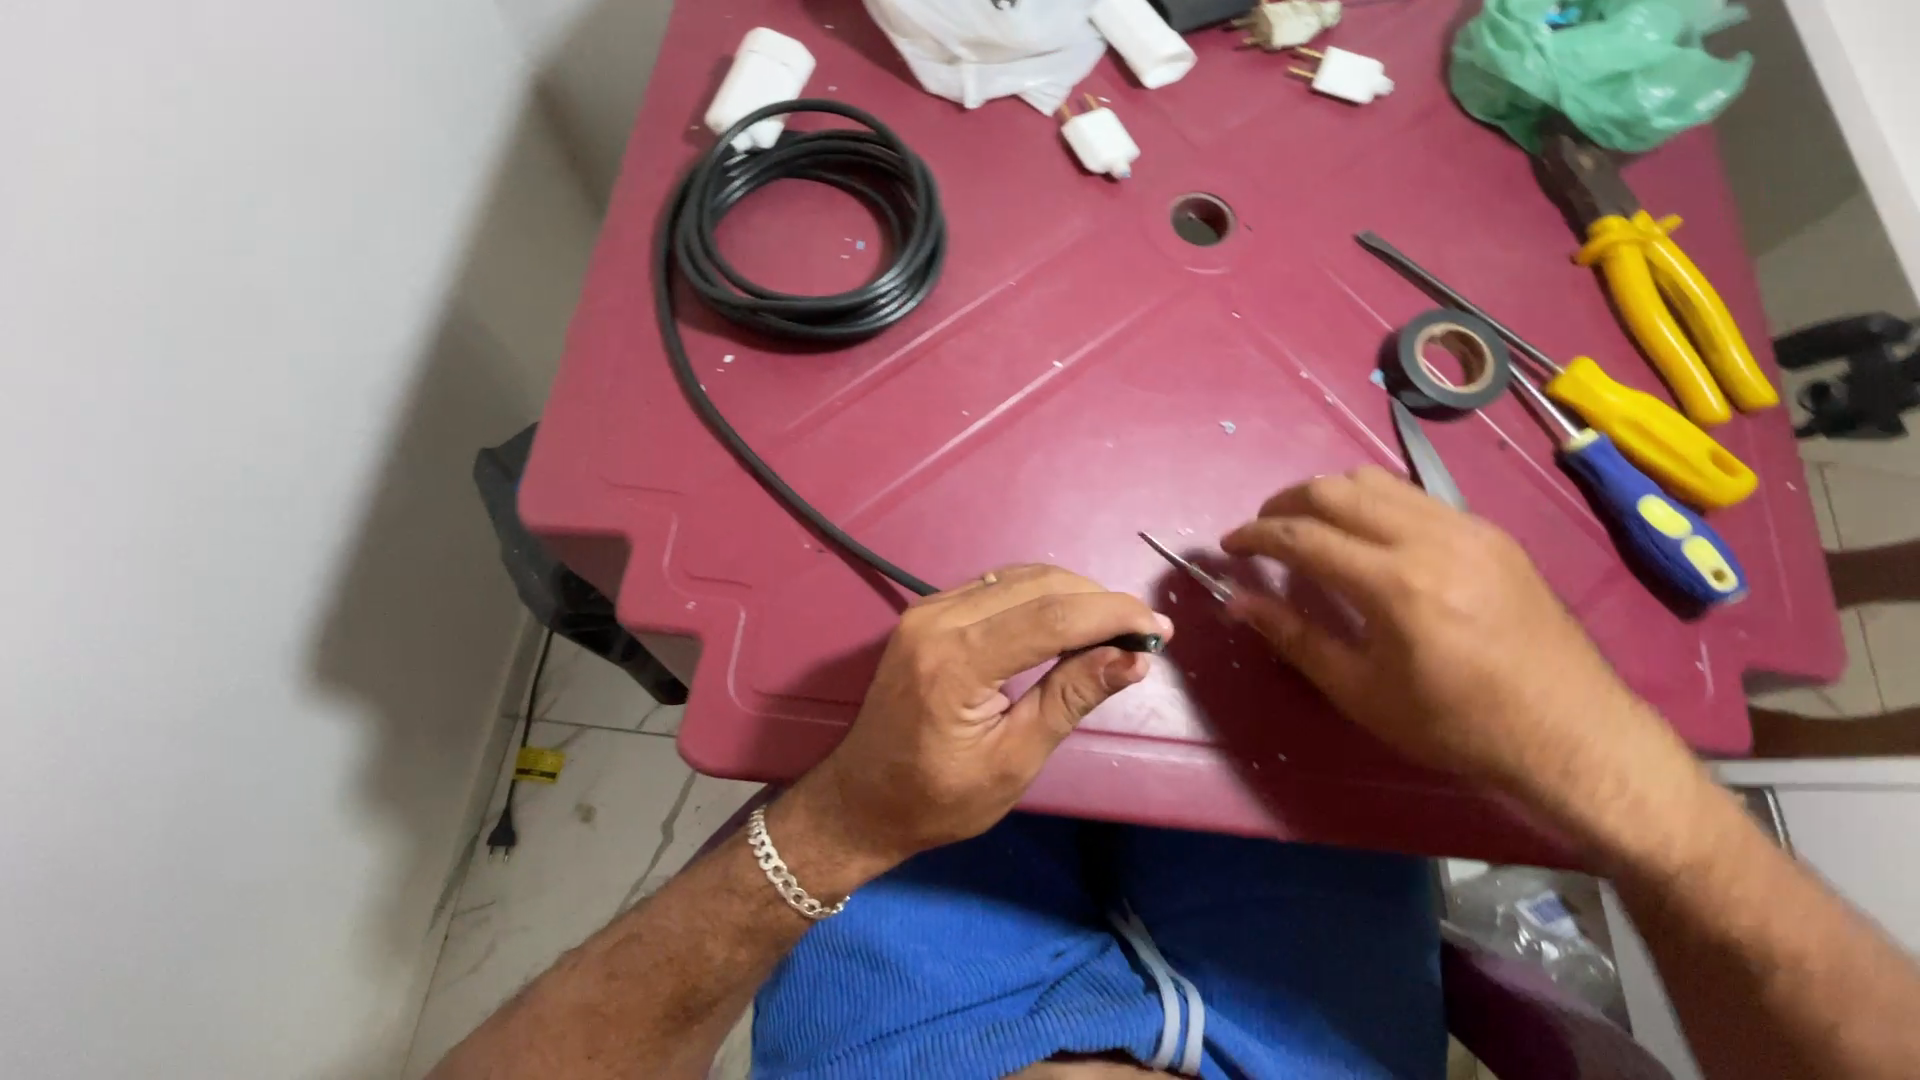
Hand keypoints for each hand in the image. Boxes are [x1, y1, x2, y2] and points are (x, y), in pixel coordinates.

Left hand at [792, 564, 1169, 869]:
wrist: (860, 799)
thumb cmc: (937, 798)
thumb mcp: (1013, 762)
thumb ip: (1069, 700)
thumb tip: (1132, 659)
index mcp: (955, 662)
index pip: (1050, 617)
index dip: (1112, 614)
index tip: (1158, 629)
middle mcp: (937, 620)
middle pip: (1036, 585)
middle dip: (1098, 600)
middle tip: (1143, 632)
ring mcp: (927, 610)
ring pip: (1017, 578)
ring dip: (1071, 594)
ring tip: (1114, 628)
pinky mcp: (926, 613)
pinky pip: (994, 587)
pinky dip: (1039, 597)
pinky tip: (1066, 622)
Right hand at [1221, 466, 1683, 794]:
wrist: (1572, 733)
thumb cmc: (1455, 725)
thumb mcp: (1360, 691)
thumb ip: (1294, 636)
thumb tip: (1237, 602)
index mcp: (1394, 584)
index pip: (1303, 535)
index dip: (1255, 536)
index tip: (1228, 545)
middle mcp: (1430, 539)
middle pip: (1335, 489)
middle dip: (1284, 502)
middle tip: (1261, 530)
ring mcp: (1467, 528)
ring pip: (1376, 480)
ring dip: (1328, 494)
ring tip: (1307, 526)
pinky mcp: (1491, 533)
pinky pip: (1414, 496)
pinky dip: (1372, 502)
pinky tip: (1365, 536)